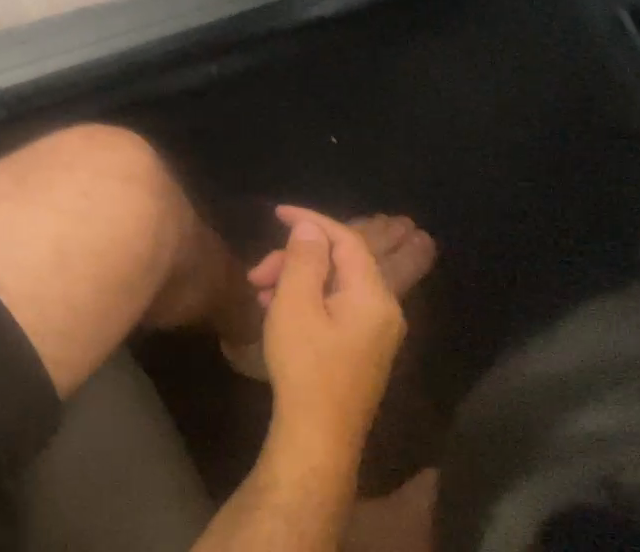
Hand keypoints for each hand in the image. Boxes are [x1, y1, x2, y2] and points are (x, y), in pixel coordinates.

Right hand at [260, 206, 405, 454]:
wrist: (319, 427)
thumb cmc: (305, 362)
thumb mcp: (295, 305)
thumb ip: (305, 261)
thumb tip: (311, 228)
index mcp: (373, 296)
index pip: (348, 241)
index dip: (313, 221)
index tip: (276, 213)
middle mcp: (384, 309)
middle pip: (340, 262)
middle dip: (295, 258)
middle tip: (256, 274)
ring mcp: (376, 329)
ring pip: (334, 283)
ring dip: (295, 278)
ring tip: (259, 293)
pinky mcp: (362, 344)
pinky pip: (334, 303)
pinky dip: (304, 296)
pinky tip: (276, 309)